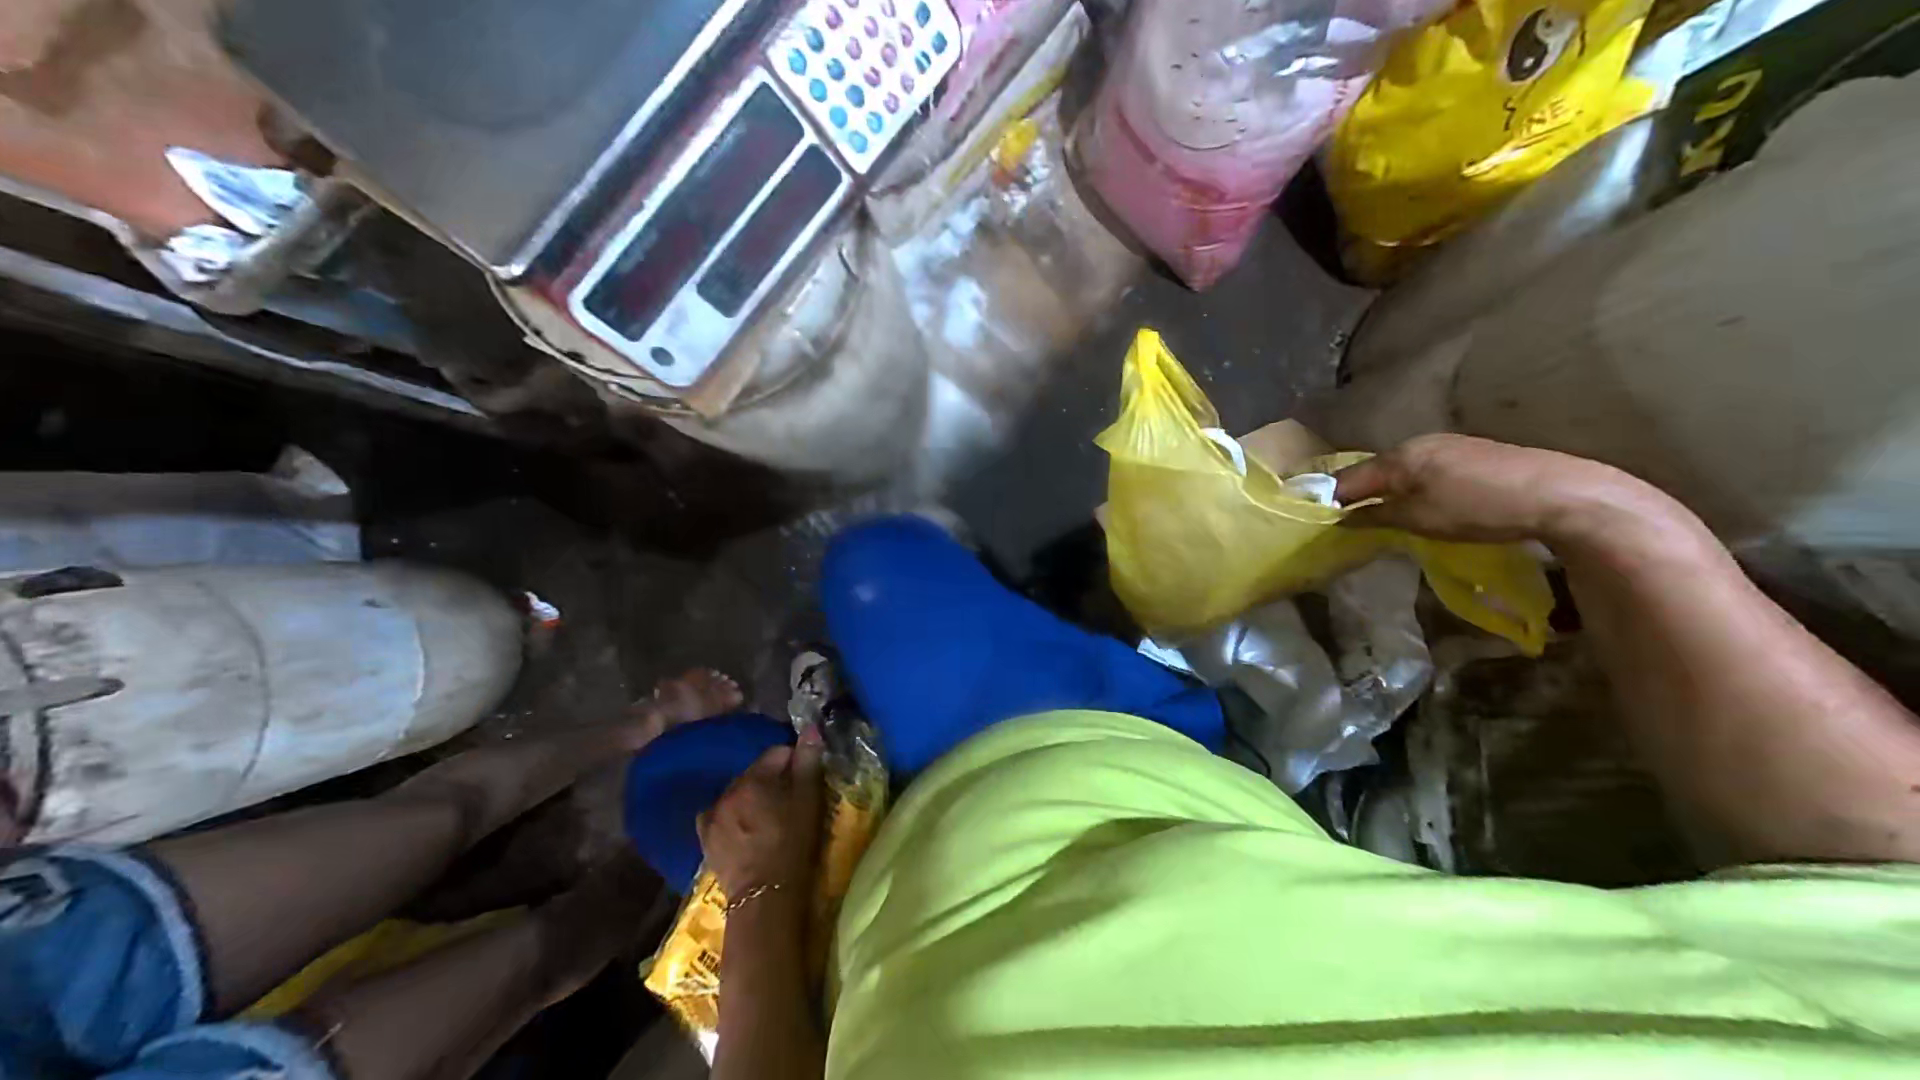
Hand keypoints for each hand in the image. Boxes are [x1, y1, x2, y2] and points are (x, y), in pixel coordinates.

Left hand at [697, 733, 823, 900]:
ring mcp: (713, 814)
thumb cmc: (793, 844)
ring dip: (752, 797)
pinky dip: (730, 815)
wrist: (766, 895)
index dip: (795, 763)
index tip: (806, 782)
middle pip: (756, 772)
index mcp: (755, 777)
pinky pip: (718, 814)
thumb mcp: (809, 800)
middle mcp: (729, 789)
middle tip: (789, 802)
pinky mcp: (705, 838)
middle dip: (772, 780)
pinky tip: (741, 828)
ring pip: (738, 792)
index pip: (778, 752)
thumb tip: (810, 728)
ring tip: (767, 818)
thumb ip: (808, 761)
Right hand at [1333, 434, 1657, 544]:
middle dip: (1357, 492)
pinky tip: (1420, 504)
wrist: (1563, 495)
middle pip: (1374, 470)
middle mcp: (1420, 443)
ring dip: (1386, 490)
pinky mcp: (1475, 455)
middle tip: (1343, 519)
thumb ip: (1376, 516)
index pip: (1349, 477)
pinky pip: (1426, 470)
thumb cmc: (1479, 507)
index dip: (1328, 497)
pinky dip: (1412, 487)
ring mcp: (1450, 446)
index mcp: (1400, 456)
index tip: (1313, 517)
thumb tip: (1343, 517)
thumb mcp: (1419, 519)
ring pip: (1401, 470)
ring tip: (1379, 515)